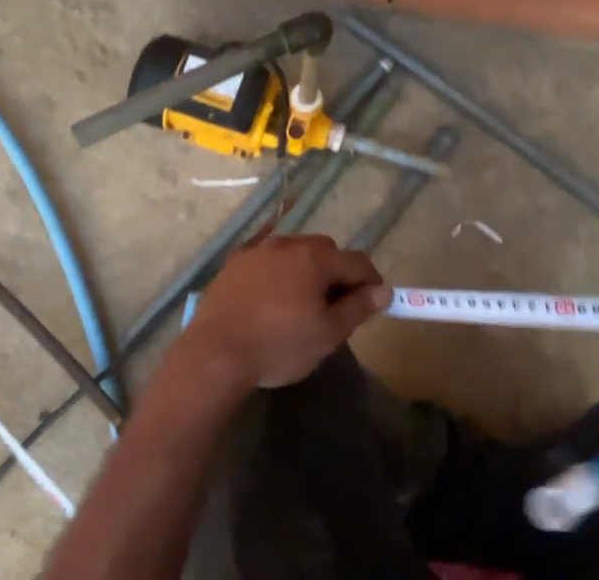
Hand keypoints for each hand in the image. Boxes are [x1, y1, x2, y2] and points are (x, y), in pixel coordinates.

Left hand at [183, 234, 390, 389]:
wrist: (215, 354)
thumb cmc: (278, 346)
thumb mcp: (326, 334)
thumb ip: (357, 308)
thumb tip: (383, 291)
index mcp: (315, 259)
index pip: (357, 261)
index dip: (370, 281)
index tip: (372, 303)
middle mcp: (288, 244)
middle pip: (325, 250)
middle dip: (337, 272)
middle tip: (335, 305)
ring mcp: (257, 250)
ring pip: (294, 250)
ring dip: (306, 268)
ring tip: (301, 300)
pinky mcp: (234, 262)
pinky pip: (265, 255)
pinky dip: (277, 267)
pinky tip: (273, 284)